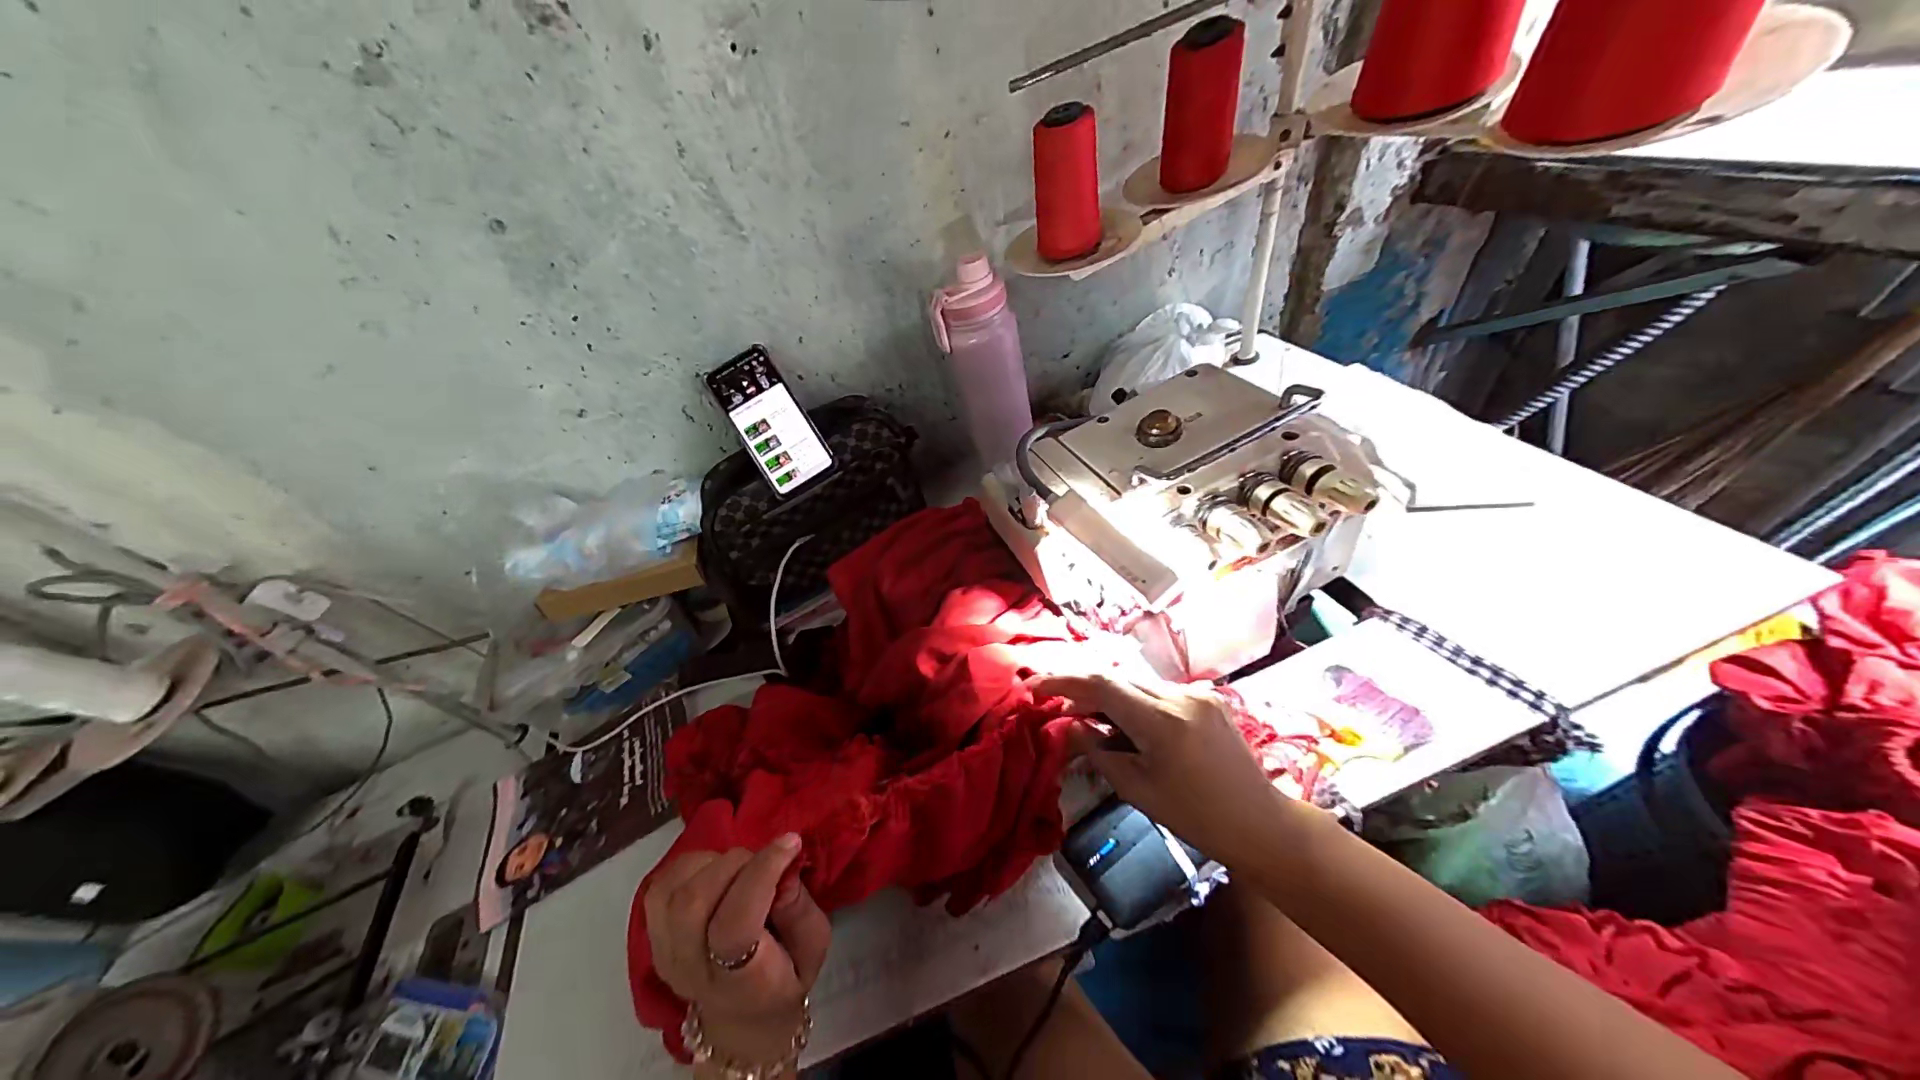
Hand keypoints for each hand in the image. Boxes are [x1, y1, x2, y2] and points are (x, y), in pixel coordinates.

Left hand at [644, 834, 830, 1064]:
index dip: (761, 874)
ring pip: (675, 888)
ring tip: (741, 868)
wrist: (740, 1015)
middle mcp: (690, 967)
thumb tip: (785, 869)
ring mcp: (664, 951)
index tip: (791, 844)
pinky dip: (692, 865)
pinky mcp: (651, 933)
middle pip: (693, 901)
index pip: (734, 924)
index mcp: (737, 979)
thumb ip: (801, 910)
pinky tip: (716, 870)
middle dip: (738, 864)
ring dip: (714, 862)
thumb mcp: (812, 949)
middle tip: (766, 861)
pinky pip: (662, 883)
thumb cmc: (783, 977)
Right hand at [1036, 674, 1291, 865]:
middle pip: (1118, 680)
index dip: (1062, 682)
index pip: (1101, 685)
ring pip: (1138, 684)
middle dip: (1084, 692)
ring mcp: (1199, 693)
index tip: (1034, 687)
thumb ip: (1098, 751)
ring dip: (1110, 698)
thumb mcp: (1137, 788)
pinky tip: (1128, 727)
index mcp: (1162, 720)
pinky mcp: (1209, 698)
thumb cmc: (1195, 817)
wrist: (1260, 823)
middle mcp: (1181, 695)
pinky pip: (1160, 692)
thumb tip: (1070, 725)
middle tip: (1060, 713)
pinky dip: (1136, 704)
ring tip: (1092, 723)